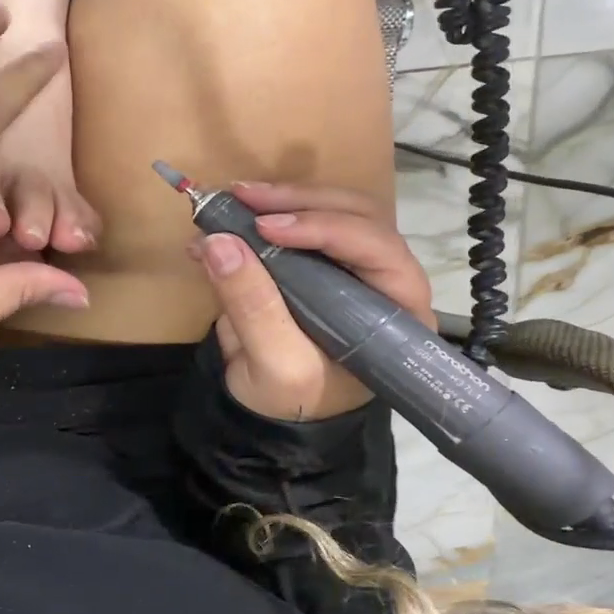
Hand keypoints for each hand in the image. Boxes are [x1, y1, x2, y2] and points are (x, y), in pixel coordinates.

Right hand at [191, 181, 434, 421]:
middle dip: (298, 199)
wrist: (274, 417)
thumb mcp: (274, 362)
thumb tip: (216, 241)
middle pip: (353, 215)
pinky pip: (290, 228)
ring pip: (325, 210)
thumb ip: (252, 305)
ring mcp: (342, 266)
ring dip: (278, 199)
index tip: (266, 227)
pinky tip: (217, 220)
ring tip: (230, 198)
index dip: (323, 227)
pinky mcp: (306, 264)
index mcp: (397, 306)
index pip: (375, 247)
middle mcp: (379, 277)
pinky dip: (255, 217)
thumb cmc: (292, 400)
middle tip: (243, 196)